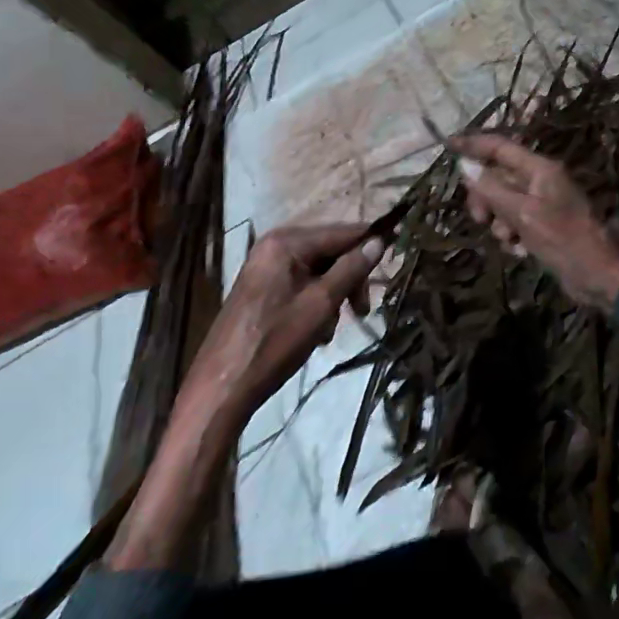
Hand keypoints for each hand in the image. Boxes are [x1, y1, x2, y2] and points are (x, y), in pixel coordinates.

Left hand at [177, 224, 386, 422]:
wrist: (223, 386)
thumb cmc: (274, 342)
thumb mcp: (321, 304)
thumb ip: (351, 269)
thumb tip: (379, 240)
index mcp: (286, 242)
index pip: (341, 232)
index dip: (370, 244)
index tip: (395, 258)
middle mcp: (274, 245)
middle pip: (330, 250)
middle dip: (350, 278)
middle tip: (363, 310)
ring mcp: (265, 267)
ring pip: (318, 270)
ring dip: (334, 295)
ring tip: (332, 329)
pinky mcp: (262, 288)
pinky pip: (302, 284)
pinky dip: (316, 303)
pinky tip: (316, 331)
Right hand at [452, 134, 618, 311]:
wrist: (598, 275)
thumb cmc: (562, 239)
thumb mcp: (522, 213)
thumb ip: (492, 189)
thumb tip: (465, 165)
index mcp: (539, 168)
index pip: (499, 146)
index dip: (473, 144)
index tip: (447, 145)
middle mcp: (540, 181)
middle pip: (498, 176)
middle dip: (484, 197)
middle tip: (480, 219)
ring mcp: (541, 204)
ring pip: (503, 203)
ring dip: (499, 222)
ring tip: (510, 241)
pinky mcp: (542, 226)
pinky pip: (514, 223)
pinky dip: (512, 235)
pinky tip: (520, 251)